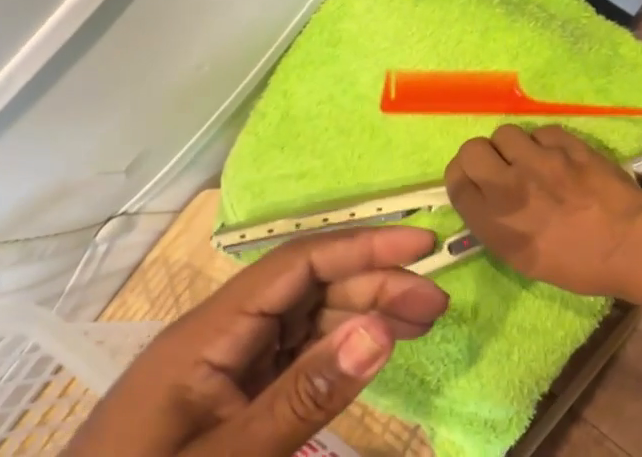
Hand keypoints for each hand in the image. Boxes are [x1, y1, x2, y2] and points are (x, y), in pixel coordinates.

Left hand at [66, 227, 449, 456]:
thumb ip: (302, 397)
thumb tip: (381, 328)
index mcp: (205, 336)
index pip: (297, 263)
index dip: (364, 245)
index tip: (424, 244)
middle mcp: (217, 337)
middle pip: (310, 286)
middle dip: (377, 284)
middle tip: (436, 305)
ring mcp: (223, 366)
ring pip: (310, 315)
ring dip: (367, 312)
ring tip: (422, 323)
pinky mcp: (230, 394)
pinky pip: (298, 351)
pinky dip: (344, 345)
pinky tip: (375, 349)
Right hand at [444, 124, 641, 296]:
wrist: (627, 241)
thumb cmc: (577, 264)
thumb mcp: (522, 258)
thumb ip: (497, 226)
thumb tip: (488, 201)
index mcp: (492, 221)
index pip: (456, 179)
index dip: (462, 175)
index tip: (475, 178)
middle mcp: (509, 185)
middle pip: (473, 149)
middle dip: (483, 155)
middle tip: (501, 165)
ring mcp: (540, 160)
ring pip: (507, 132)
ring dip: (514, 145)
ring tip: (531, 158)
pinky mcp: (570, 144)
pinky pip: (543, 131)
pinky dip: (546, 141)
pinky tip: (559, 155)